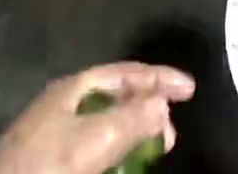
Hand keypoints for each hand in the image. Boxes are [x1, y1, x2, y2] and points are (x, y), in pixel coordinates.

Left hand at [0, 62, 195, 173]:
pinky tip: (120, 166)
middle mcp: (65, 104)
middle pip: (116, 97)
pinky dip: (111, 155)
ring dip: (131, 135)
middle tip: (171, 135)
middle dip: (147, 109)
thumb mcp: (93, 142)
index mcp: (75, 88)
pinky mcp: (47, 162)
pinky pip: (90, 149)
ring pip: (104, 125)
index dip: (160, 78)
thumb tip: (162, 102)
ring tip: (152, 151)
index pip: (126, 73)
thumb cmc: (45, 166)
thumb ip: (131, 120)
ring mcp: (53, 134)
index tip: (191, 90)